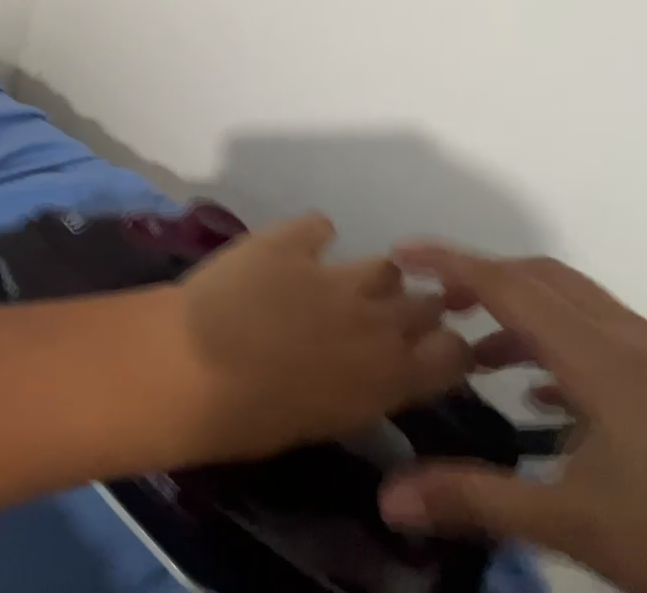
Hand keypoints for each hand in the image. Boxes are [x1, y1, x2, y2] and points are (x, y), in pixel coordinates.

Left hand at [169, 214, 474, 461]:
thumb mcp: (324, 420)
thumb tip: (367, 375)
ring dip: (369, 276)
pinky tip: (297, 246)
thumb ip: (362, 392)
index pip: (453, 354)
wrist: (192, 368)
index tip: (427, 346)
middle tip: (380, 315)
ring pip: (382, 265)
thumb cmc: (250, 419)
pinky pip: (318, 226)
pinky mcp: (289, 242)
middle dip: (411, 307)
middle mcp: (377, 321)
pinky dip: (312, 236)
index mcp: (390, 376)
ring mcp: (334, 275)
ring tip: (340, 284)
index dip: (444, 346)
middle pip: (423, 303)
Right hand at [380, 246, 646, 592]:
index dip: (450, 262)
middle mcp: (643, 346)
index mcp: (605, 358)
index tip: (399, 253)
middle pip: (549, 282)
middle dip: (484, 281)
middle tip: (432, 303)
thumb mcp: (580, 527)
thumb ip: (478, 501)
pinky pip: (619, 346)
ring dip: (527, 319)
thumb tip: (387, 499)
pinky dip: (569, 351)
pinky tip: (558, 404)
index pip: (511, 285)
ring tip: (481, 357)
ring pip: (587, 314)